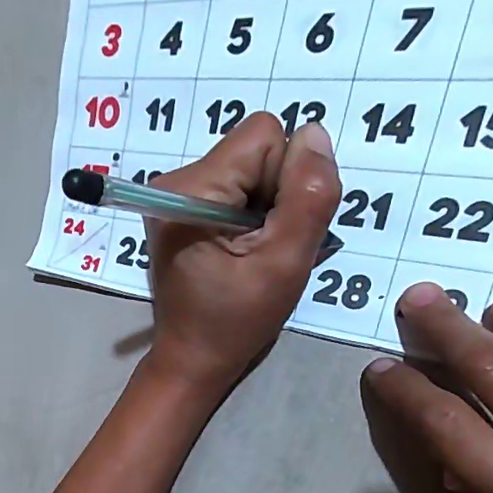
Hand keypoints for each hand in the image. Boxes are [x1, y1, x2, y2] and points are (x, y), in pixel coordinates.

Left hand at [144, 114, 340, 390]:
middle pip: (257, 150)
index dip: (288, 178)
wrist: (193, 359)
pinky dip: (253, 215)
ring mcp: (177, 192)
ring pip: (251, 169)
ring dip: (268, 208)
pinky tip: (246, 250)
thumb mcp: (284, 263)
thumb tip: (315, 133)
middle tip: (268, 247)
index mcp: (193, 187)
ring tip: (256, 253)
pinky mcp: (184, 207)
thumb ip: (308, 197)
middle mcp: (177, 178)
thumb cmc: (236, 320)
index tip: (276, 230)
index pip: (264, 136)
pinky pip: (238, 187)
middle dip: (277, 193)